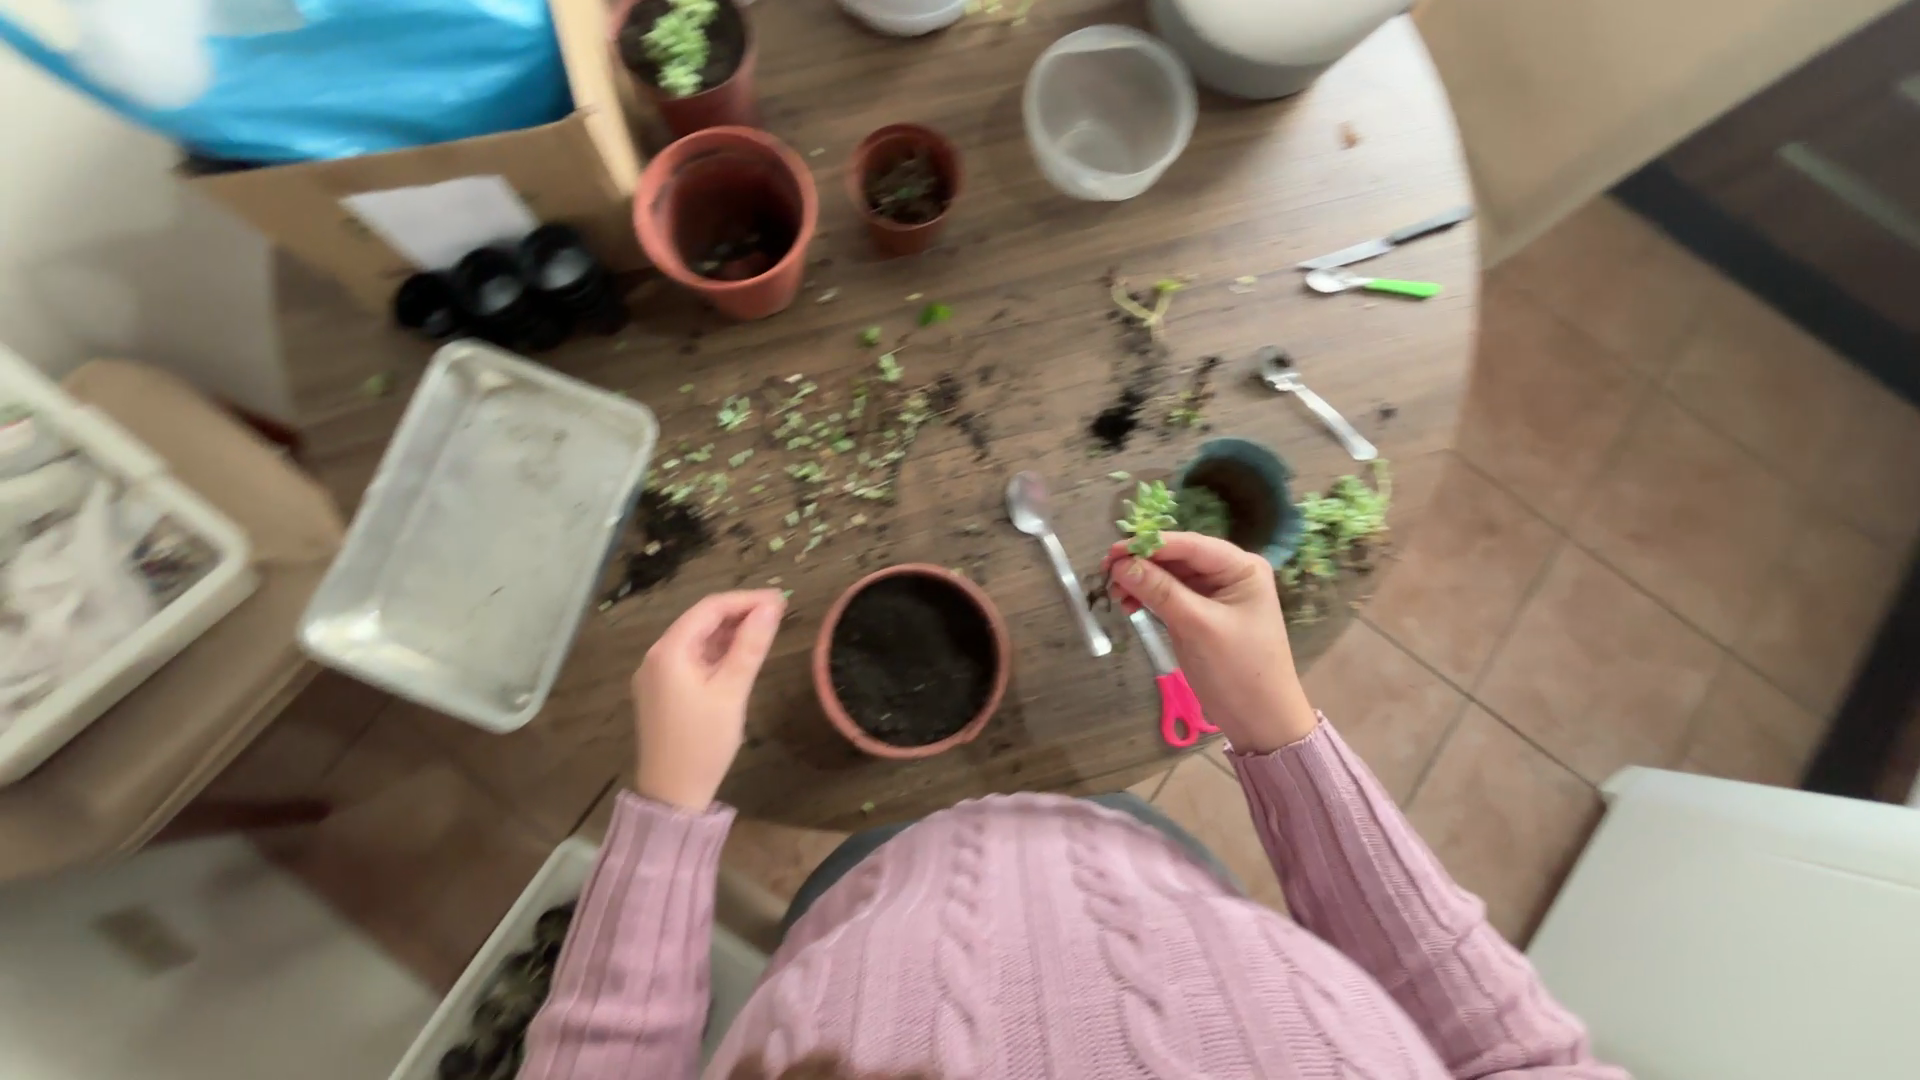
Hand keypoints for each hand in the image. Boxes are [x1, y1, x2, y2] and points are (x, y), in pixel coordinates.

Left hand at [631, 590, 785, 809]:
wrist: (672, 794)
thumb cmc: (703, 742)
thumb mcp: (732, 691)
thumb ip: (751, 646)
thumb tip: (771, 607)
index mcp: (669, 651)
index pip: (710, 608)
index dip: (746, 600)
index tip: (781, 600)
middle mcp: (657, 656)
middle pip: (701, 621)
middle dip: (740, 613)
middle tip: (779, 612)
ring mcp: (657, 675)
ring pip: (698, 640)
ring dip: (730, 631)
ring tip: (766, 629)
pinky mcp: (663, 692)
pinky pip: (692, 659)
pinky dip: (718, 651)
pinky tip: (741, 654)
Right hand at [1100, 533, 1317, 752]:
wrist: (1258, 719)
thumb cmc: (1238, 669)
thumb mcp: (1197, 626)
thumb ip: (1160, 591)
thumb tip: (1119, 564)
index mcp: (1240, 568)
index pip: (1190, 545)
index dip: (1150, 544)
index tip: (1113, 551)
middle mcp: (1227, 574)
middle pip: (1176, 557)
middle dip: (1141, 563)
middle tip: (1105, 572)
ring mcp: (1211, 594)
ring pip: (1167, 576)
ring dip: (1139, 581)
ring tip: (1114, 593)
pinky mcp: (1197, 614)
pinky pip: (1166, 595)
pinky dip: (1146, 597)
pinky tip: (1127, 604)